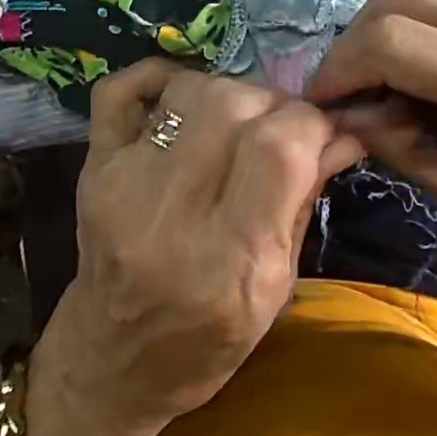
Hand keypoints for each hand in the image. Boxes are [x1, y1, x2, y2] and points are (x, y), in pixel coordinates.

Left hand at [24, 60, 363, 435]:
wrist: (113, 359)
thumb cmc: (205, 344)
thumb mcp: (275, 291)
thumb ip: (303, 202)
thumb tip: (343, 131)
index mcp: (229, 262)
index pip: (278, 149)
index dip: (310, 123)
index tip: (319, 132)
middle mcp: (171, 216)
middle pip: (232, 106)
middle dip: (274, 103)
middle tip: (281, 125)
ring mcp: (122, 185)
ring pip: (188, 91)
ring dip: (229, 92)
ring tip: (239, 120)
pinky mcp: (93, 167)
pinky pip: (117, 91)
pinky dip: (158, 76)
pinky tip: (185, 96)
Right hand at [305, 0, 436, 277]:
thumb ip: (398, 145)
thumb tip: (344, 113)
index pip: (394, 40)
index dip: (342, 66)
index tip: (322, 100)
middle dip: (357, 35)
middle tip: (348, 84)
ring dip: (384, 28)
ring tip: (378, 81)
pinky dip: (417, 31)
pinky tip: (419, 77)